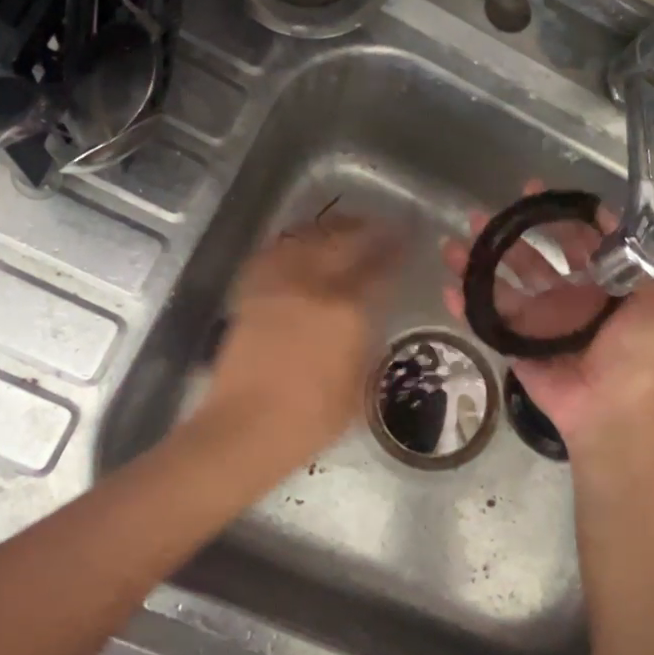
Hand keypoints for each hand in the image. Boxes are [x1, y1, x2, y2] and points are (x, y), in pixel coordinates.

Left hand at [200, 215, 396, 462]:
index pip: (379, 266)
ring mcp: (277, 286)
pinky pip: (275, 254)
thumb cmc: (312, 419)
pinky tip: (301, 247)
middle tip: (380, 226)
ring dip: (329, 230)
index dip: (396, 248)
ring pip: (306, 239)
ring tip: (343, 229)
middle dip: (366, 229)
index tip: (407, 237)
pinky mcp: (251, 294)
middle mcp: (312, 286)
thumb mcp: (359, 383)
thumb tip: (367, 316)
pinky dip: (293, 244)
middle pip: (343, 240)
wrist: (246, 428)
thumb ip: (365, 340)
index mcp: (347, 310)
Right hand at [440, 182, 653, 449]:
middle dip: (505, 234)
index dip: (553, 216)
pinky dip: (465, 304)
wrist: (608, 405)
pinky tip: (449, 286)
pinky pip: (486, 319)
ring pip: (500, 283)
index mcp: (596, 284)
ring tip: (453, 244)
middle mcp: (563, 296)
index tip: (531, 192)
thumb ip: (640, 258)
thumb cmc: (634, 352)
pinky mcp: (513, 343)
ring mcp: (535, 320)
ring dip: (477, 261)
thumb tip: (609, 214)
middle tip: (481, 215)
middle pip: (528, 257)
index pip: (572, 240)